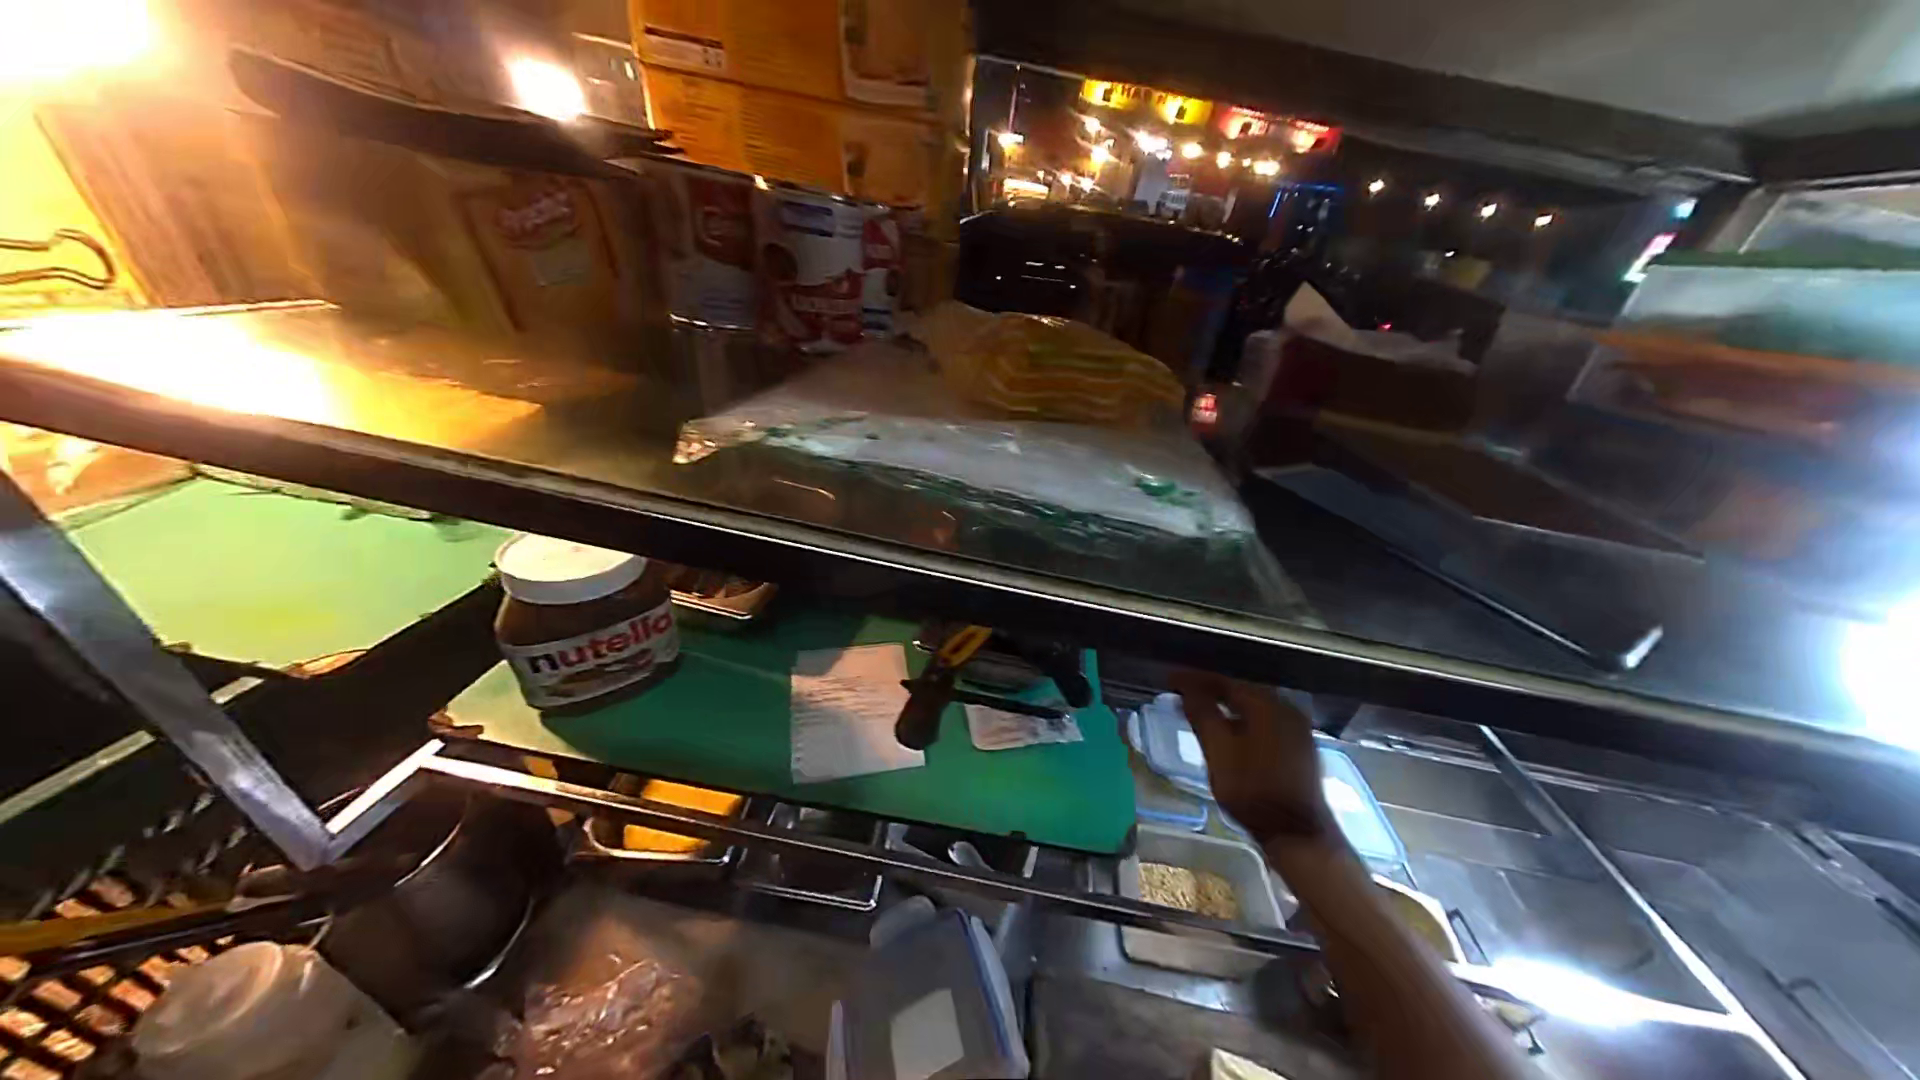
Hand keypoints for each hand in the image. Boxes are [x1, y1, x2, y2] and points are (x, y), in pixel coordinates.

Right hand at [1169, 670, 1333, 844]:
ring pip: (1254, 705)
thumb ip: (1202, 715)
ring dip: (1227, 704)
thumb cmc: (1253, 791)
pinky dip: (1243, 718)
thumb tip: (1186, 687)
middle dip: (1210, 689)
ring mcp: (1297, 727)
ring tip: (1201, 708)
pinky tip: (1230, 728)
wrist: (1298, 834)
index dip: (1194, 678)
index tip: (1170, 678)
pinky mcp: (1300, 745)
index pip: (1223, 681)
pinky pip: (1265, 719)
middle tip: (1182, 691)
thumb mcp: (1218, 751)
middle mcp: (1286, 708)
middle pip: (1240, 689)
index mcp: (1265, 704)